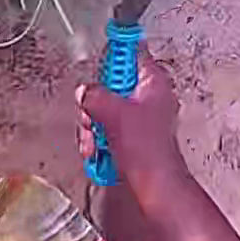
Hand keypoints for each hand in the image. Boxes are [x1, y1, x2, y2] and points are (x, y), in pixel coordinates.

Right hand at [77, 50, 188, 196]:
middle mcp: (149, 94)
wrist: (155, 190)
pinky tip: (98, 152)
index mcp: (153, 80)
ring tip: (95, 141)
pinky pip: (108, 127)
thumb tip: (84, 90)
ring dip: (94, 125)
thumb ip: (95, 95)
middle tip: (92, 116)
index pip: (131, 50)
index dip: (113, 56)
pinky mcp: (133, 135)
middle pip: (112, 83)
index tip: (101, 62)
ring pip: (107, 107)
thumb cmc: (147, 151)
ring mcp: (142, 115)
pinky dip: (99, 139)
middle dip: (96, 103)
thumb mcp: (114, 114)